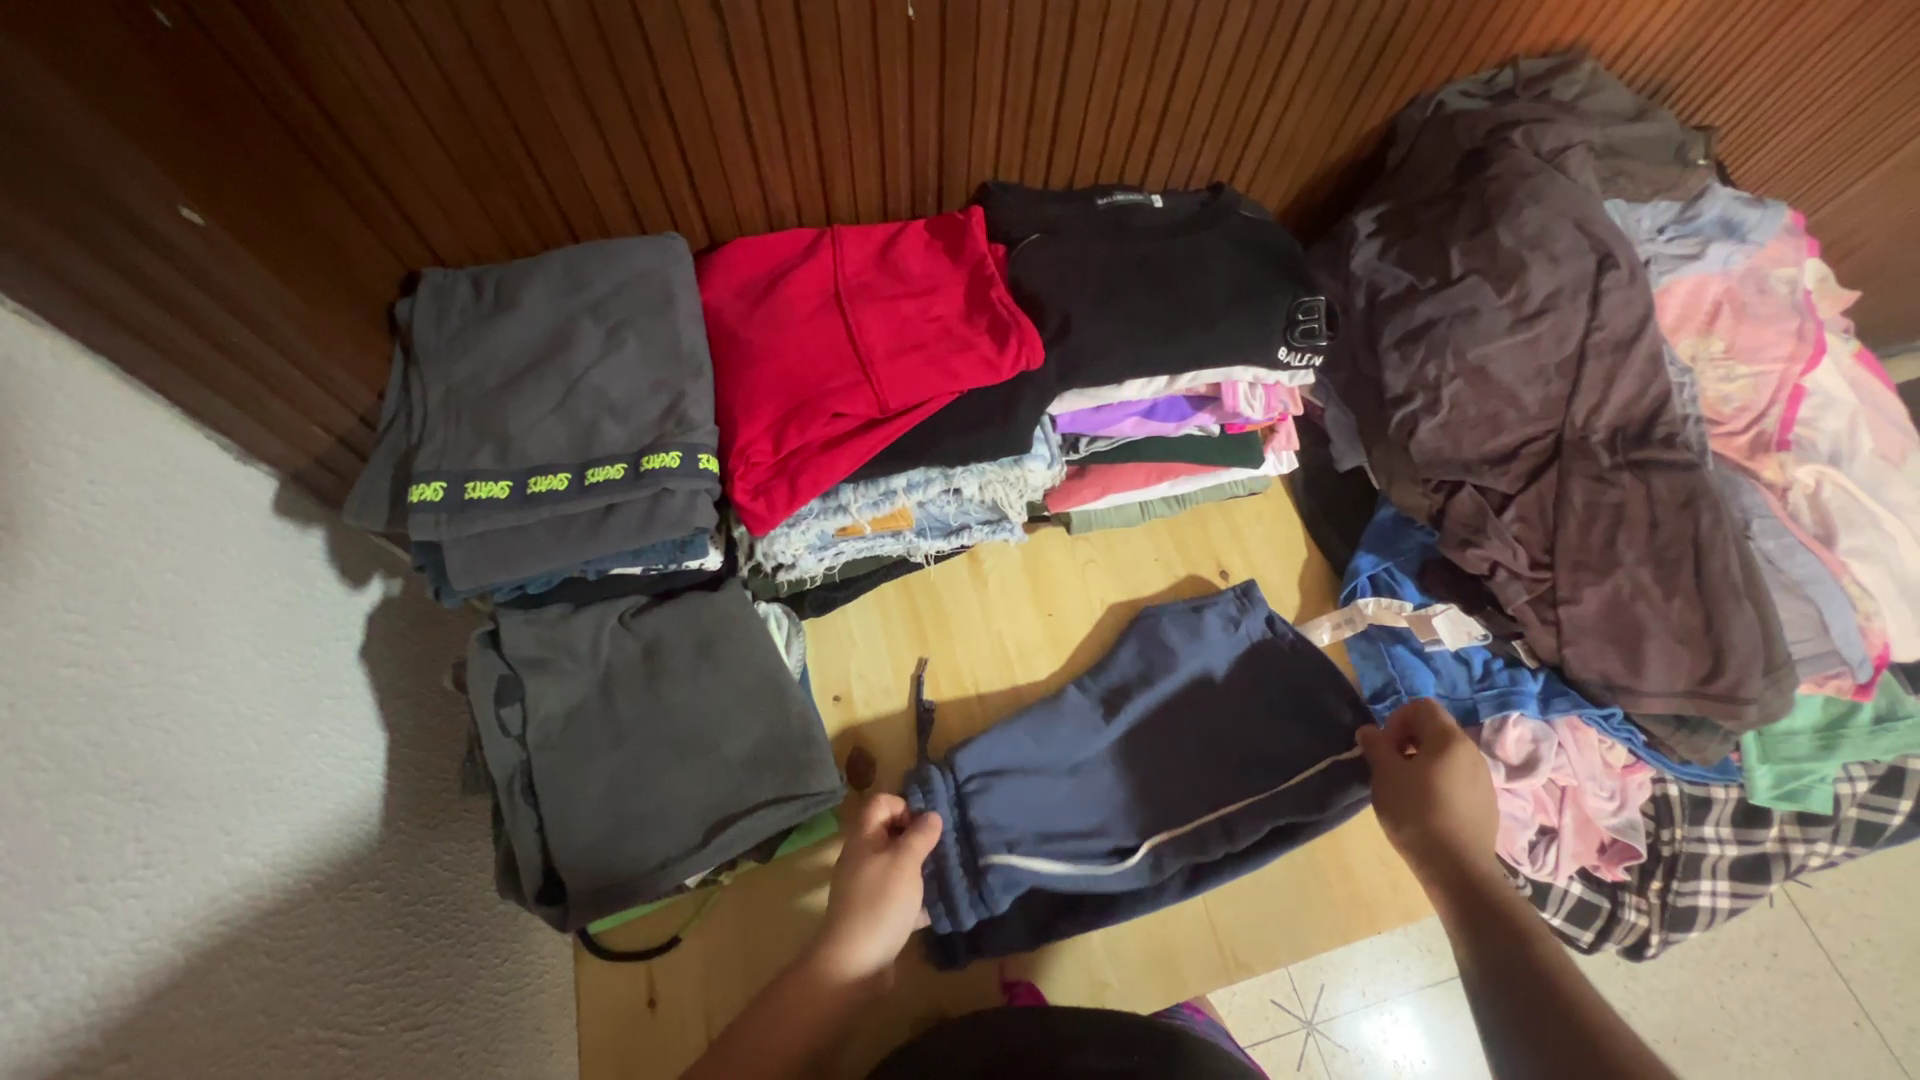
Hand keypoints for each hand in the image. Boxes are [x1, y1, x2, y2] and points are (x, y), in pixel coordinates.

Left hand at [808, 793, 942, 988]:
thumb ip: (919, 836)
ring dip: (921, 869)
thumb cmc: (880, 903)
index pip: (881, 804)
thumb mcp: (905, 863)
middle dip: (918, 839)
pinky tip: (936, 908)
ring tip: (945, 876)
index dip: (904, 807)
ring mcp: (867, 888)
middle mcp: (862, 859)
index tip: (925, 827)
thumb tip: (932, 815)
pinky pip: (899, 897)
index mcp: (864, 839)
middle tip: (943, 850)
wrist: (854, 964)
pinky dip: (916, 899)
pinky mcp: (875, 914)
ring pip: (897, 867)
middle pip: (890, 834)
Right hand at [1357, 699, 1499, 893]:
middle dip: (1407, 739)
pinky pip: (1456, 776)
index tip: (1384, 746)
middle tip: (1389, 765)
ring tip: (1403, 787)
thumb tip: (1369, 730)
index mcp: (1449, 739)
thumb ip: (1376, 746)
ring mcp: (1483, 778)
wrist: (1457, 867)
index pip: (1422, 706)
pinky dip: (1436, 779)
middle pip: (1435, 728)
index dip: (1396, 719)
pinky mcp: (1485, 801)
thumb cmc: (1416, 812)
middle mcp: (1471, 752)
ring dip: (1420, 760)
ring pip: (1445, 754)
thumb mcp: (1386, 775)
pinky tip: (1424, 806)